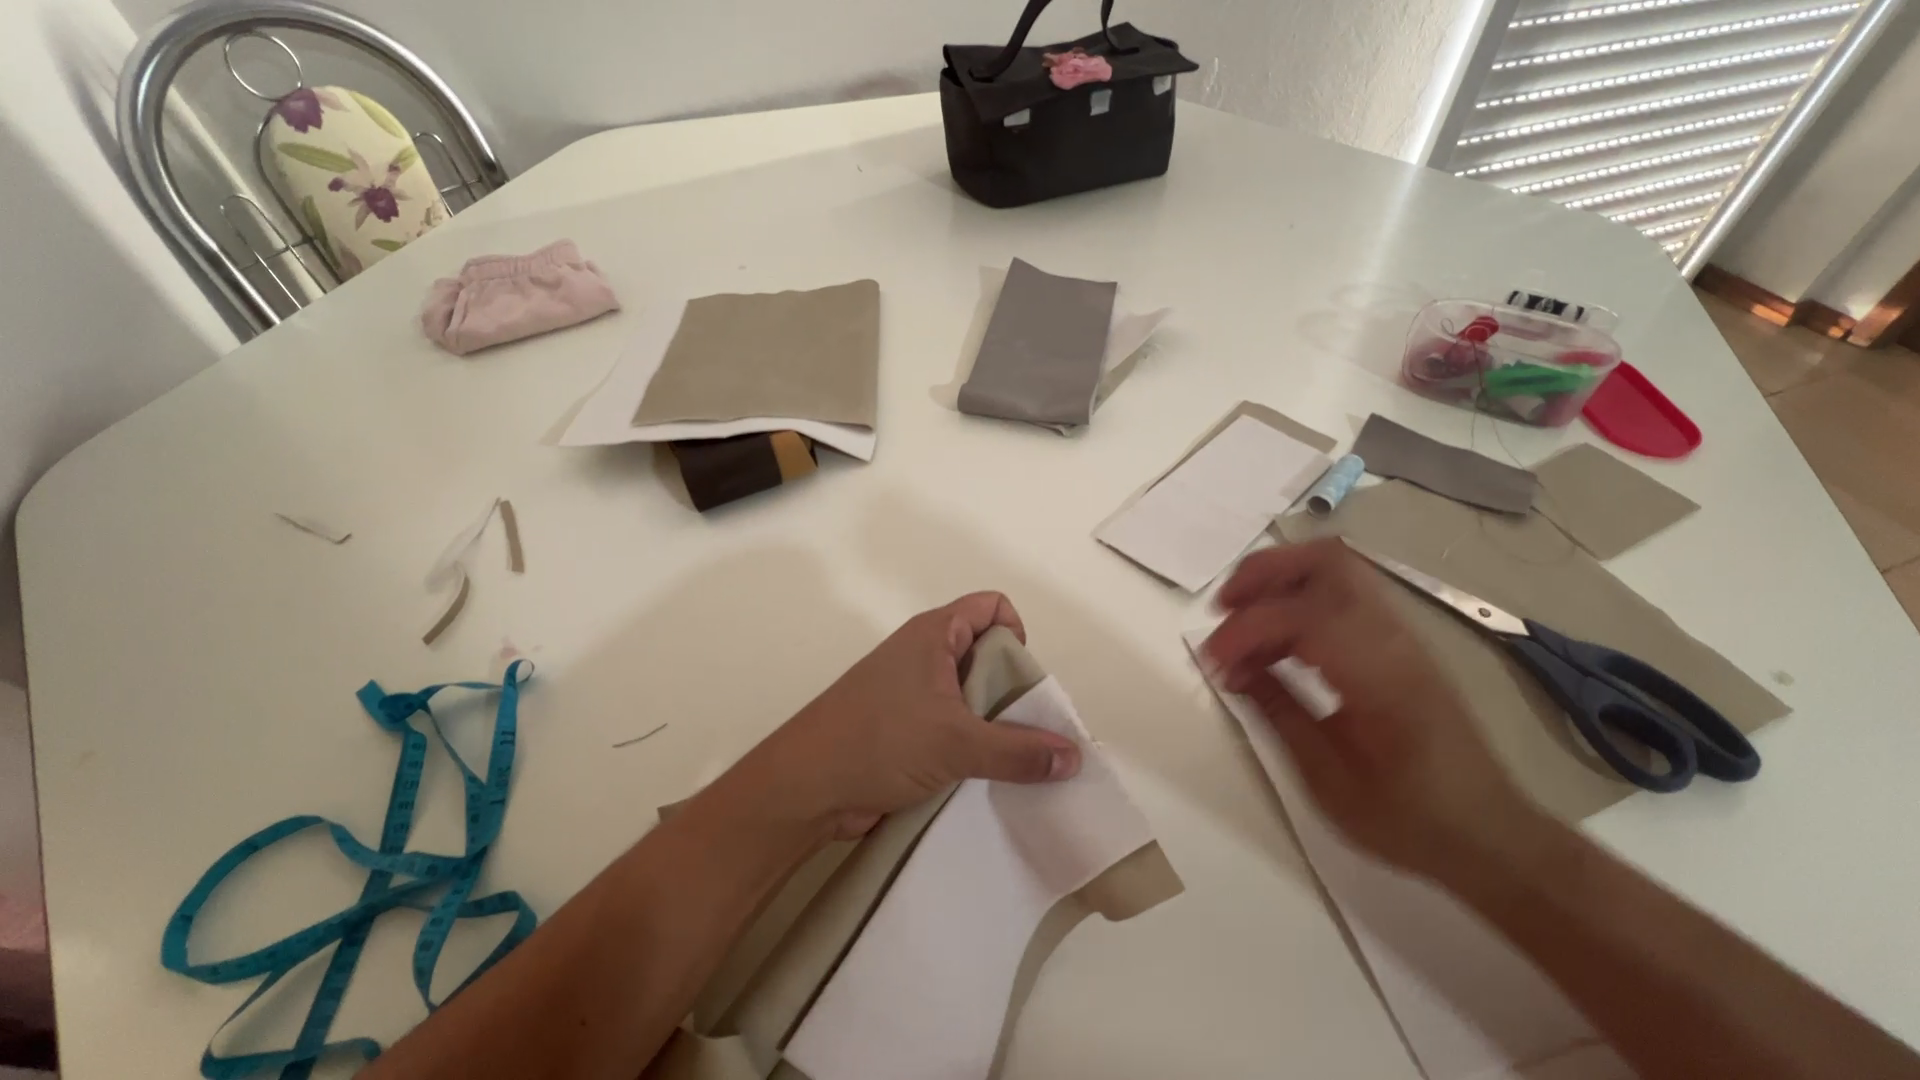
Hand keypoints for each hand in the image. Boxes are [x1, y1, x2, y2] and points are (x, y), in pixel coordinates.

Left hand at [733, 593, 1081, 841]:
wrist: (805, 787)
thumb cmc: (879, 742)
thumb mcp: (956, 743)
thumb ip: (1018, 751)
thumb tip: (1074, 758)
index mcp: (933, 634)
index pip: (992, 608)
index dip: (1017, 634)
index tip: (1022, 682)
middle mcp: (923, 655)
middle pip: (986, 654)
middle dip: (1012, 689)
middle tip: (1028, 730)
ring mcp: (911, 693)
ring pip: (970, 696)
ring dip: (993, 724)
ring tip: (1013, 760)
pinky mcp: (904, 729)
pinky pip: (952, 726)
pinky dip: (972, 744)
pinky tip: (986, 775)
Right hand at [1204, 540, 1544, 882]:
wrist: (1490, 835)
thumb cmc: (1409, 820)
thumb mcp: (1329, 781)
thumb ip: (1280, 714)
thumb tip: (1236, 670)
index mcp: (1380, 678)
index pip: (1303, 617)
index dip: (1246, 629)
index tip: (1212, 661)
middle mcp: (1396, 641)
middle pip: (1327, 563)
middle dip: (1264, 573)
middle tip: (1224, 611)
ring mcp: (1404, 638)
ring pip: (1338, 571)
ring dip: (1282, 583)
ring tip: (1242, 625)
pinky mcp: (1403, 646)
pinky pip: (1347, 597)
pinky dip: (1303, 602)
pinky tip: (1278, 644)